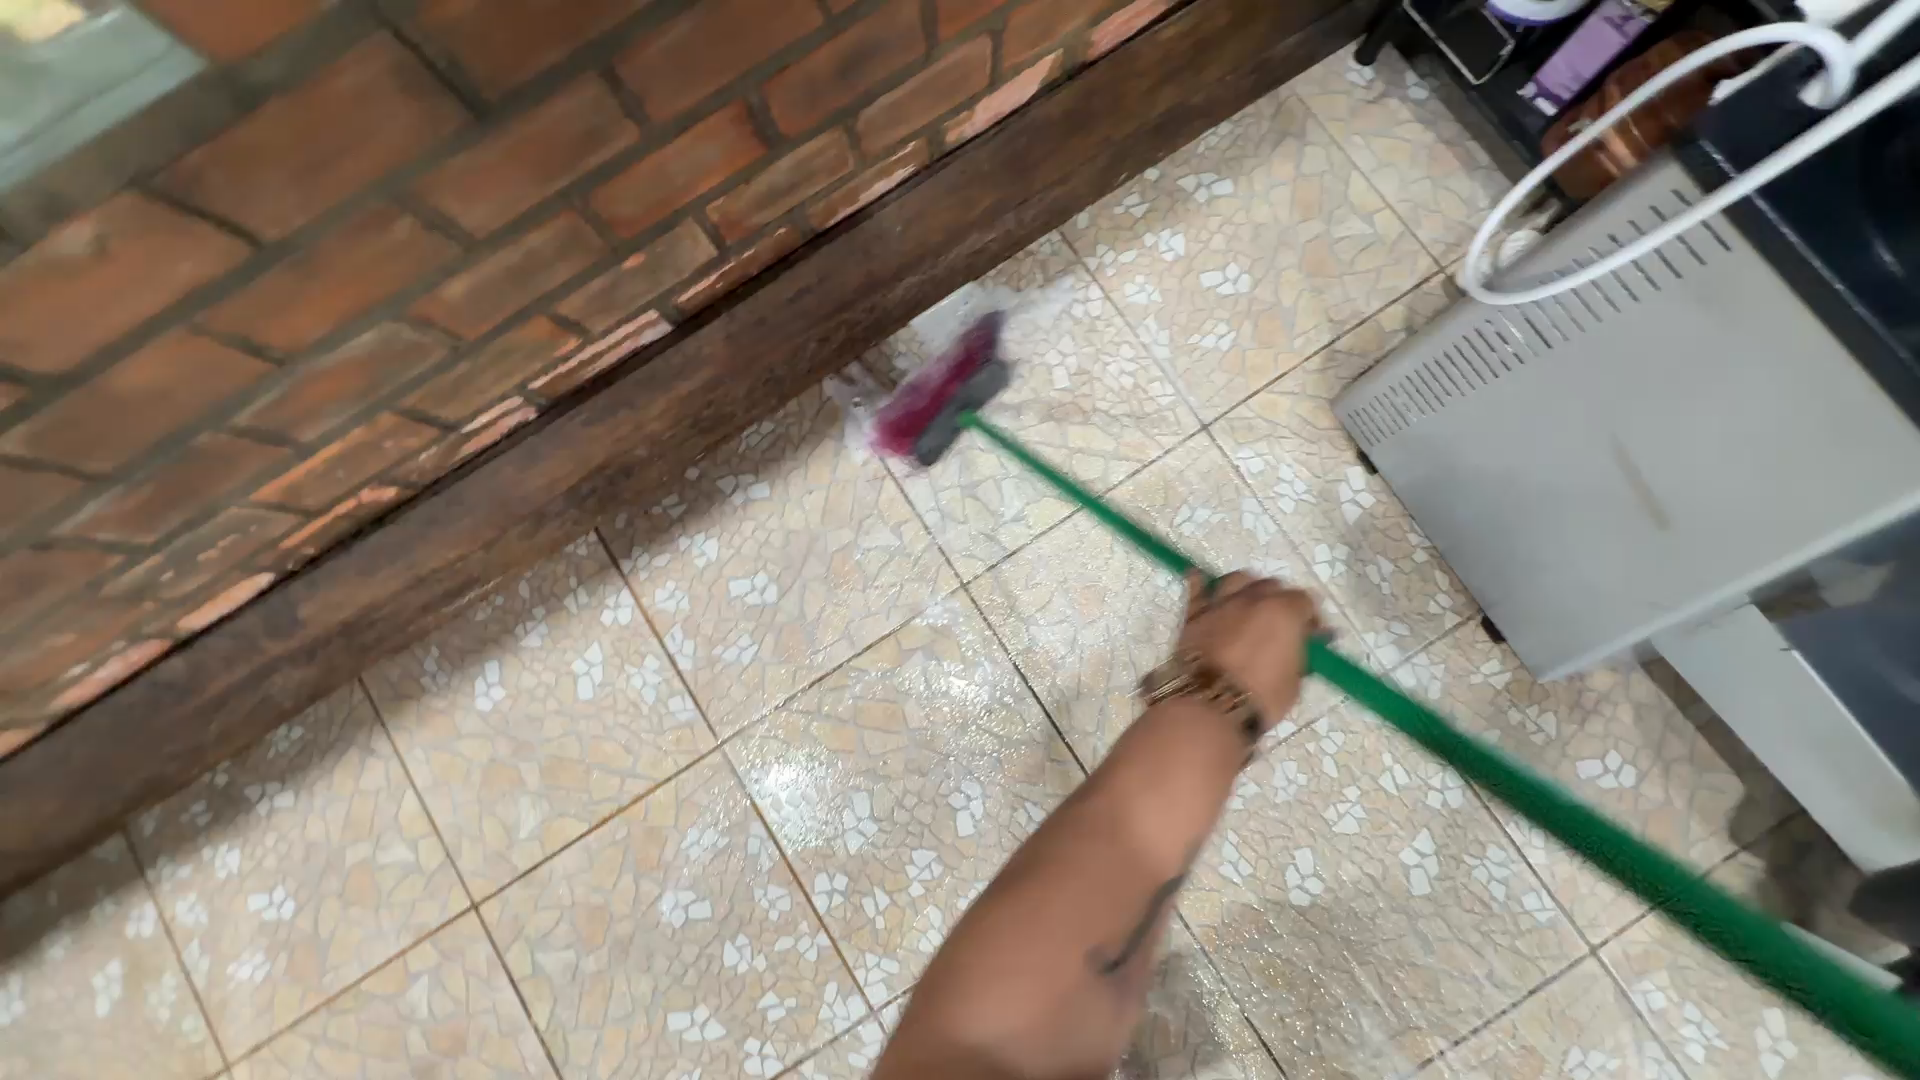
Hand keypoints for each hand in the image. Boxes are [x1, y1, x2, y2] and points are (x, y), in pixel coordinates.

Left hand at [1177, 570, 1322, 731]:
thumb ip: (1300, 653)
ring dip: (1247, 587)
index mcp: (1284, 611)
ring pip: (1237, 580)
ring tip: (1248, 603)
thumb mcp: (1294, 680)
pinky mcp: (1193, 614)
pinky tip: (1200, 580)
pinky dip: (1199, 582)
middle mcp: (1252, 599)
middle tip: (1279, 624)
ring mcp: (1220, 603)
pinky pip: (1196, 588)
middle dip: (1280, 601)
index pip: (1305, 601)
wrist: (1209, 704)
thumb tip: (1306, 643)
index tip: (1310, 635)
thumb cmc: (1261, 697)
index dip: (1309, 617)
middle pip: (1272, 586)